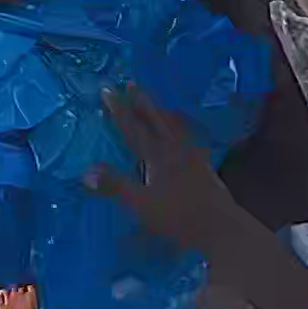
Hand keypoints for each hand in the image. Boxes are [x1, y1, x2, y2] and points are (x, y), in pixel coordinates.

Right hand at [87, 84, 256, 254]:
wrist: (221, 226)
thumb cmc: (179, 217)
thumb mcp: (142, 205)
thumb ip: (115, 187)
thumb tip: (86, 171)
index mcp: (156, 154)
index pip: (132, 127)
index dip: (118, 108)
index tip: (107, 89)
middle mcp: (173, 147)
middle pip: (154, 118)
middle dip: (141, 101)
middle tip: (131, 82)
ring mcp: (191, 154)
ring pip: (173, 125)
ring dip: (161, 111)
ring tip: (156, 102)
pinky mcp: (203, 164)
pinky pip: (189, 137)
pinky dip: (182, 128)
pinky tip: (183, 131)